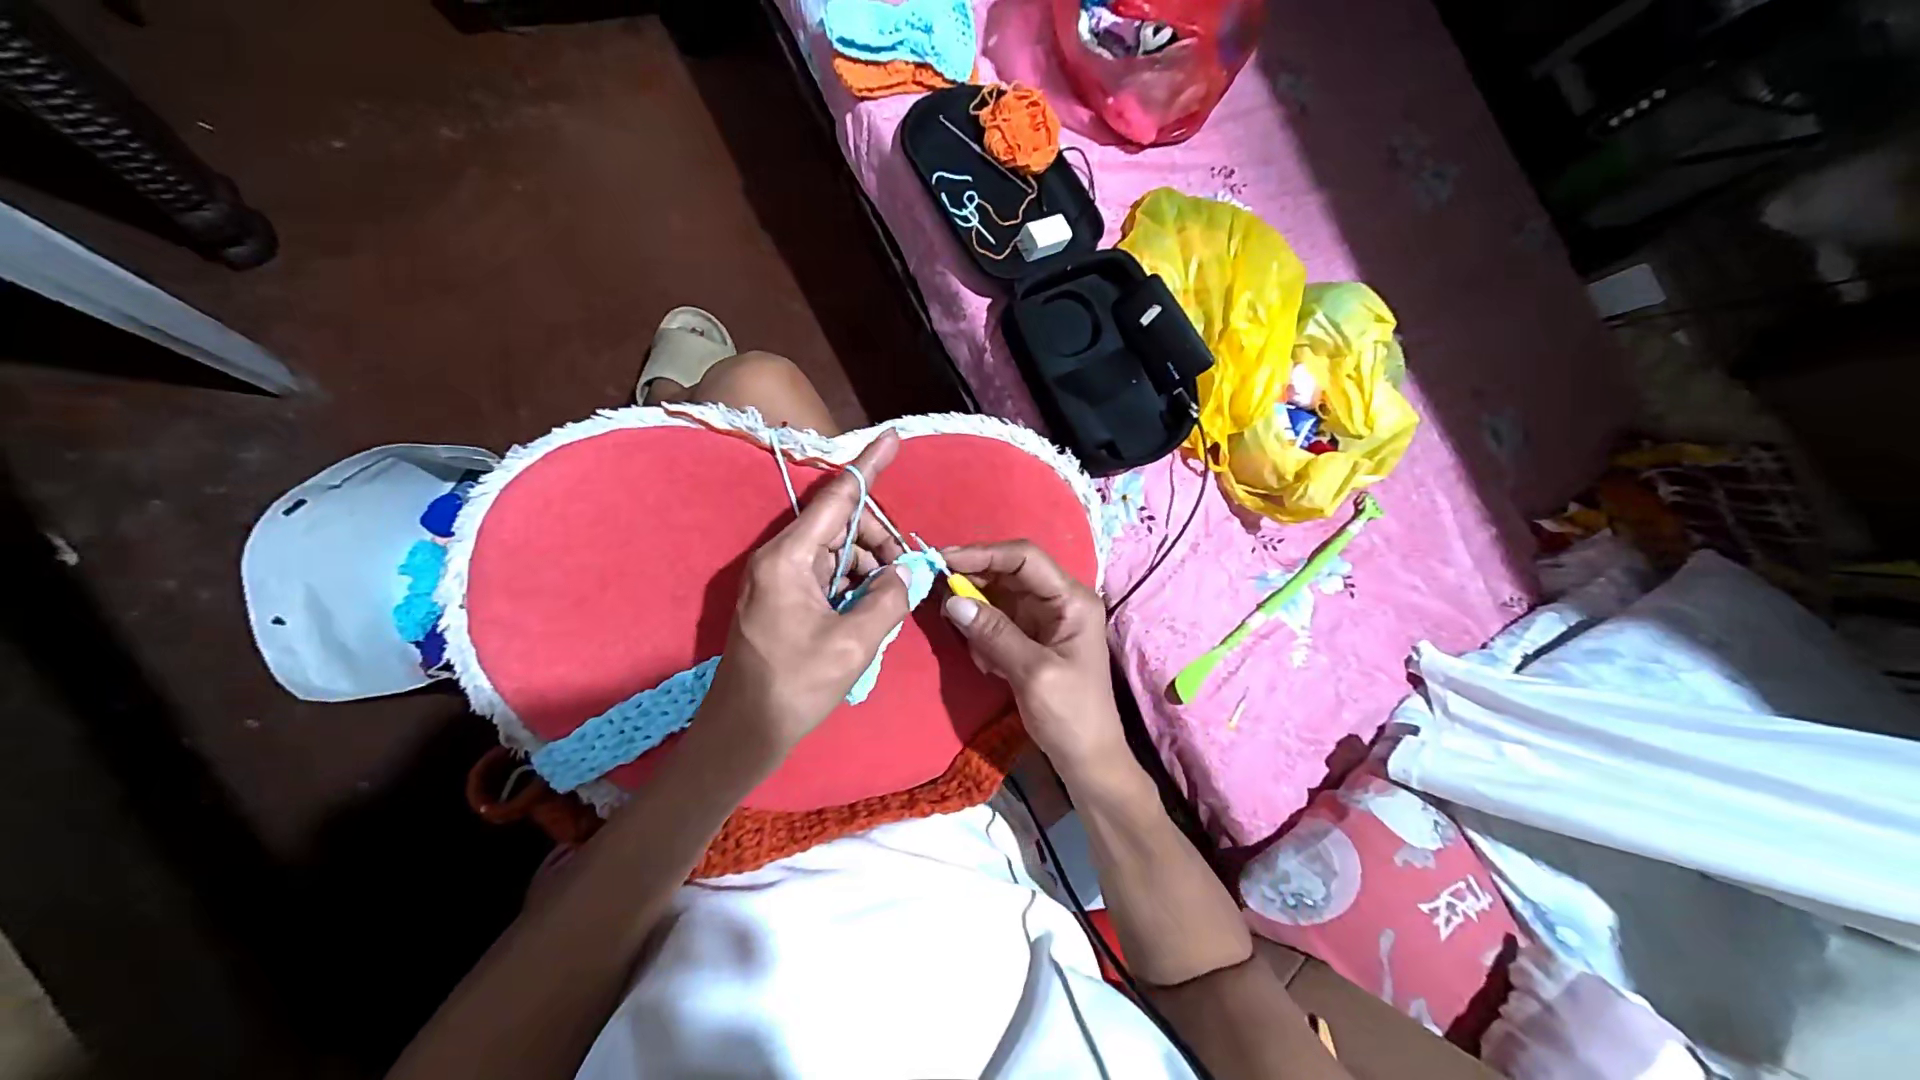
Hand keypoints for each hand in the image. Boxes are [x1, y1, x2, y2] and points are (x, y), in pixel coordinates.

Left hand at [700, 431, 911, 756]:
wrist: (743, 732)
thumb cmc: (793, 686)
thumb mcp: (853, 643)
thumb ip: (886, 599)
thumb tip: (900, 576)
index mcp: (789, 558)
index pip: (837, 497)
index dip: (868, 466)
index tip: (892, 437)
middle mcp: (780, 558)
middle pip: (842, 524)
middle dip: (878, 539)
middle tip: (903, 576)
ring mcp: (779, 578)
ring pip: (837, 551)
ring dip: (868, 566)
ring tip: (884, 603)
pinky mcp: (782, 599)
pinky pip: (827, 574)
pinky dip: (853, 585)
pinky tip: (867, 612)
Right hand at [940, 541, 1129, 780]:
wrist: (1086, 758)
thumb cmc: (1070, 714)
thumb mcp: (1032, 673)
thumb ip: (994, 633)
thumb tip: (953, 600)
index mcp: (1071, 599)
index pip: (1025, 558)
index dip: (984, 553)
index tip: (944, 559)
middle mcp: (1058, 600)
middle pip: (1008, 572)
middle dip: (973, 581)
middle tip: (938, 592)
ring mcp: (1043, 618)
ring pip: (997, 596)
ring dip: (976, 613)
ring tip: (972, 644)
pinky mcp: (1029, 636)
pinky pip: (996, 620)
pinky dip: (982, 634)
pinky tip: (986, 663)